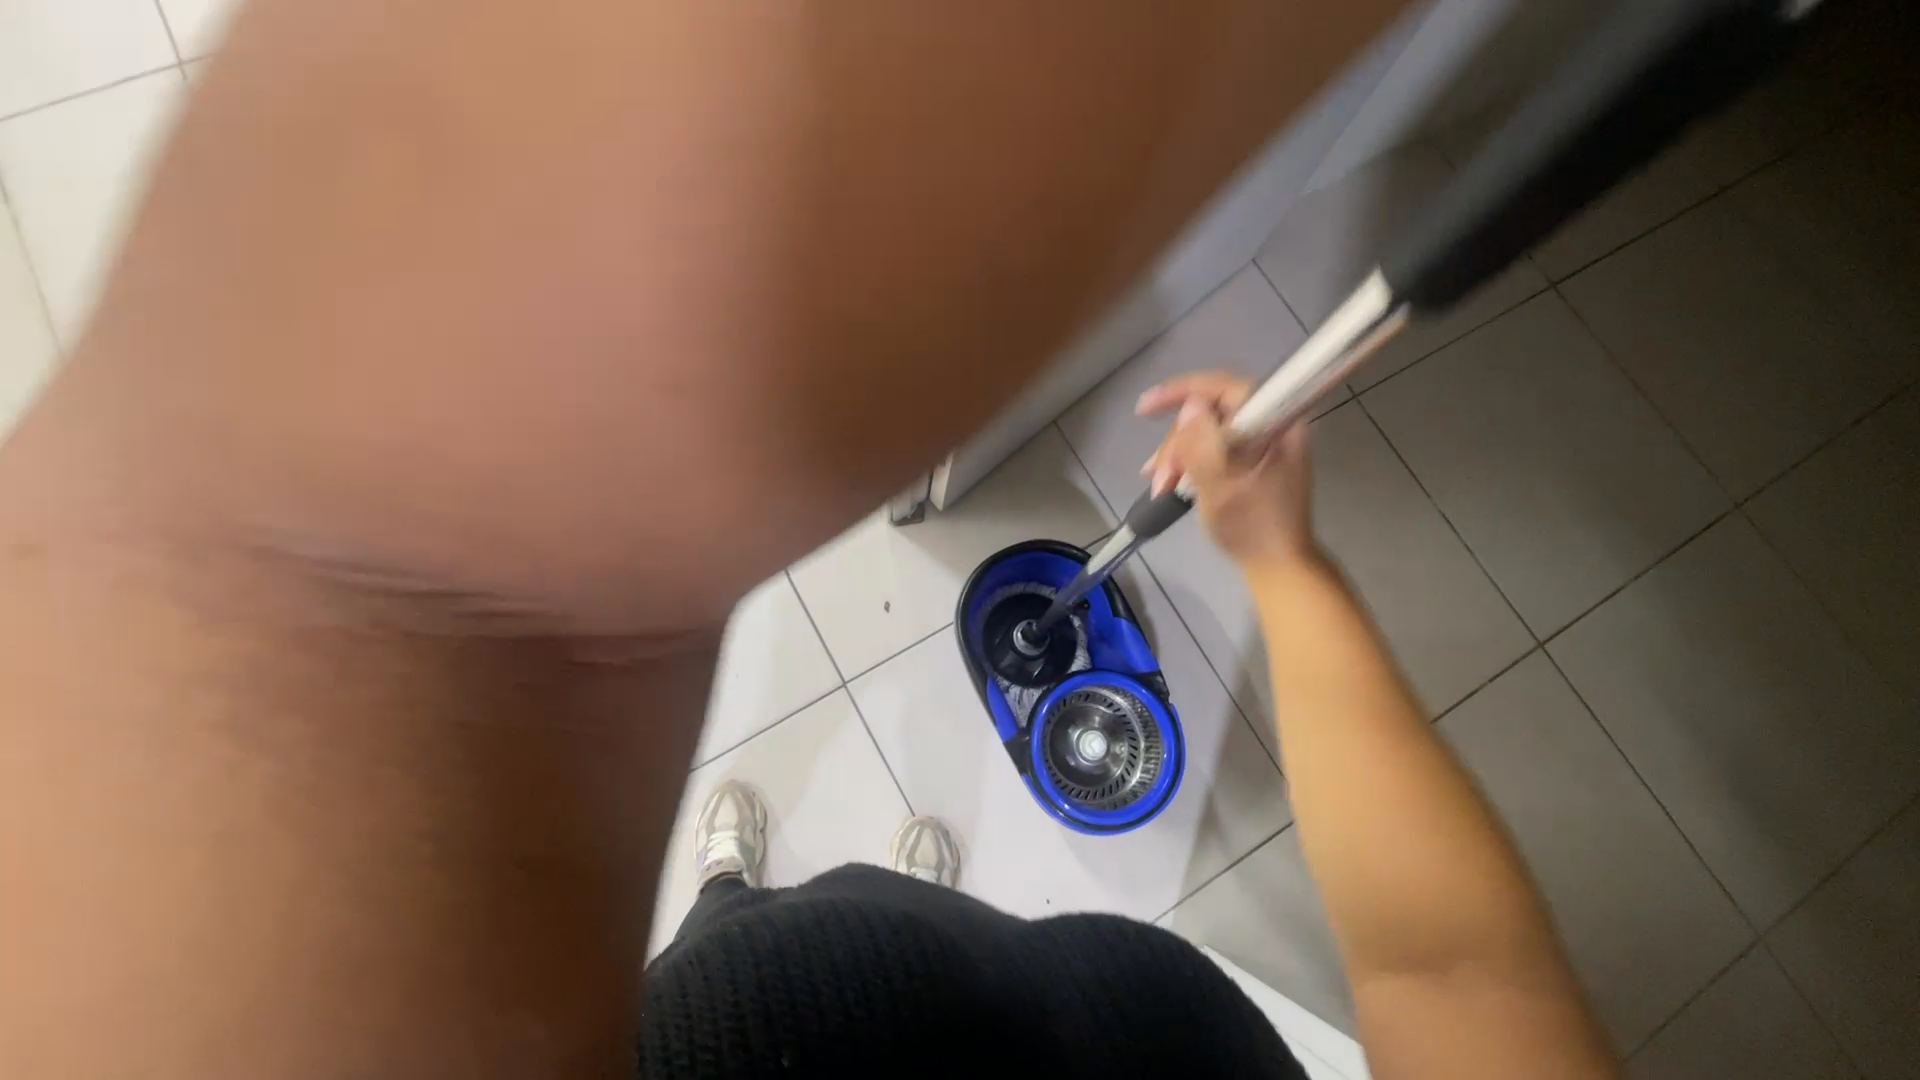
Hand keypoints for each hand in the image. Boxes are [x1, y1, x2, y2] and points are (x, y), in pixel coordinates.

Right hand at [1136, 372, 1315, 569]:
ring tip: (1161, 487)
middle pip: (1211, 413)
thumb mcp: (1220, 484)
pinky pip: (1215, 449)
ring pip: (1207, 433)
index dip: (1182, 392)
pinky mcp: (1254, 462)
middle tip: (1158, 476)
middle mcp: (1272, 425)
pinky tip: (1172, 484)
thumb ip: (1203, 442)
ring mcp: (1264, 444)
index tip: (1145, 409)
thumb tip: (1190, 406)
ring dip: (1178, 457)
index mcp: (1274, 423)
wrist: (1278, 566)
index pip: (1225, 387)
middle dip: (1178, 442)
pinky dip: (1190, 464)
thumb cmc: (1251, 526)